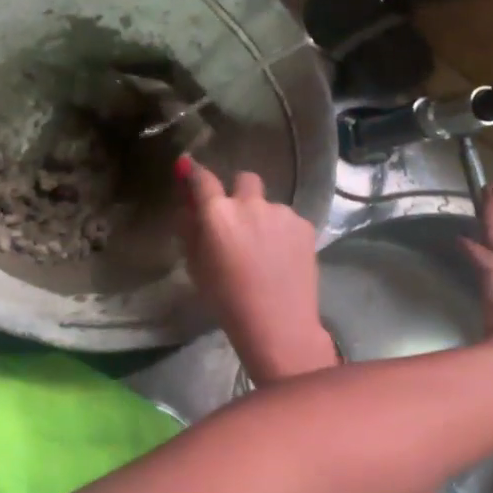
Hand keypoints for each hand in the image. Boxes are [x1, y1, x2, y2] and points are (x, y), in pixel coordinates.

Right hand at [176, 155, 336, 383]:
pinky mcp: (305, 226)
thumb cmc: (227, 299)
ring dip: (262, 216)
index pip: (202, 178)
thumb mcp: (196, 266)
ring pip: (268, 203)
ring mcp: (281, 212)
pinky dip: (282, 232)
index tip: (189, 169)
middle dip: (238, 191)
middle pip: (244, 179)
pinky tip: (282, 257)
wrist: (278, 324)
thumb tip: (187, 206)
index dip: (193, 172)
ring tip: (264, 249)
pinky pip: (287, 220)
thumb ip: (189, 229)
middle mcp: (250, 203)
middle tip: (237, 218)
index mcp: (217, 213)